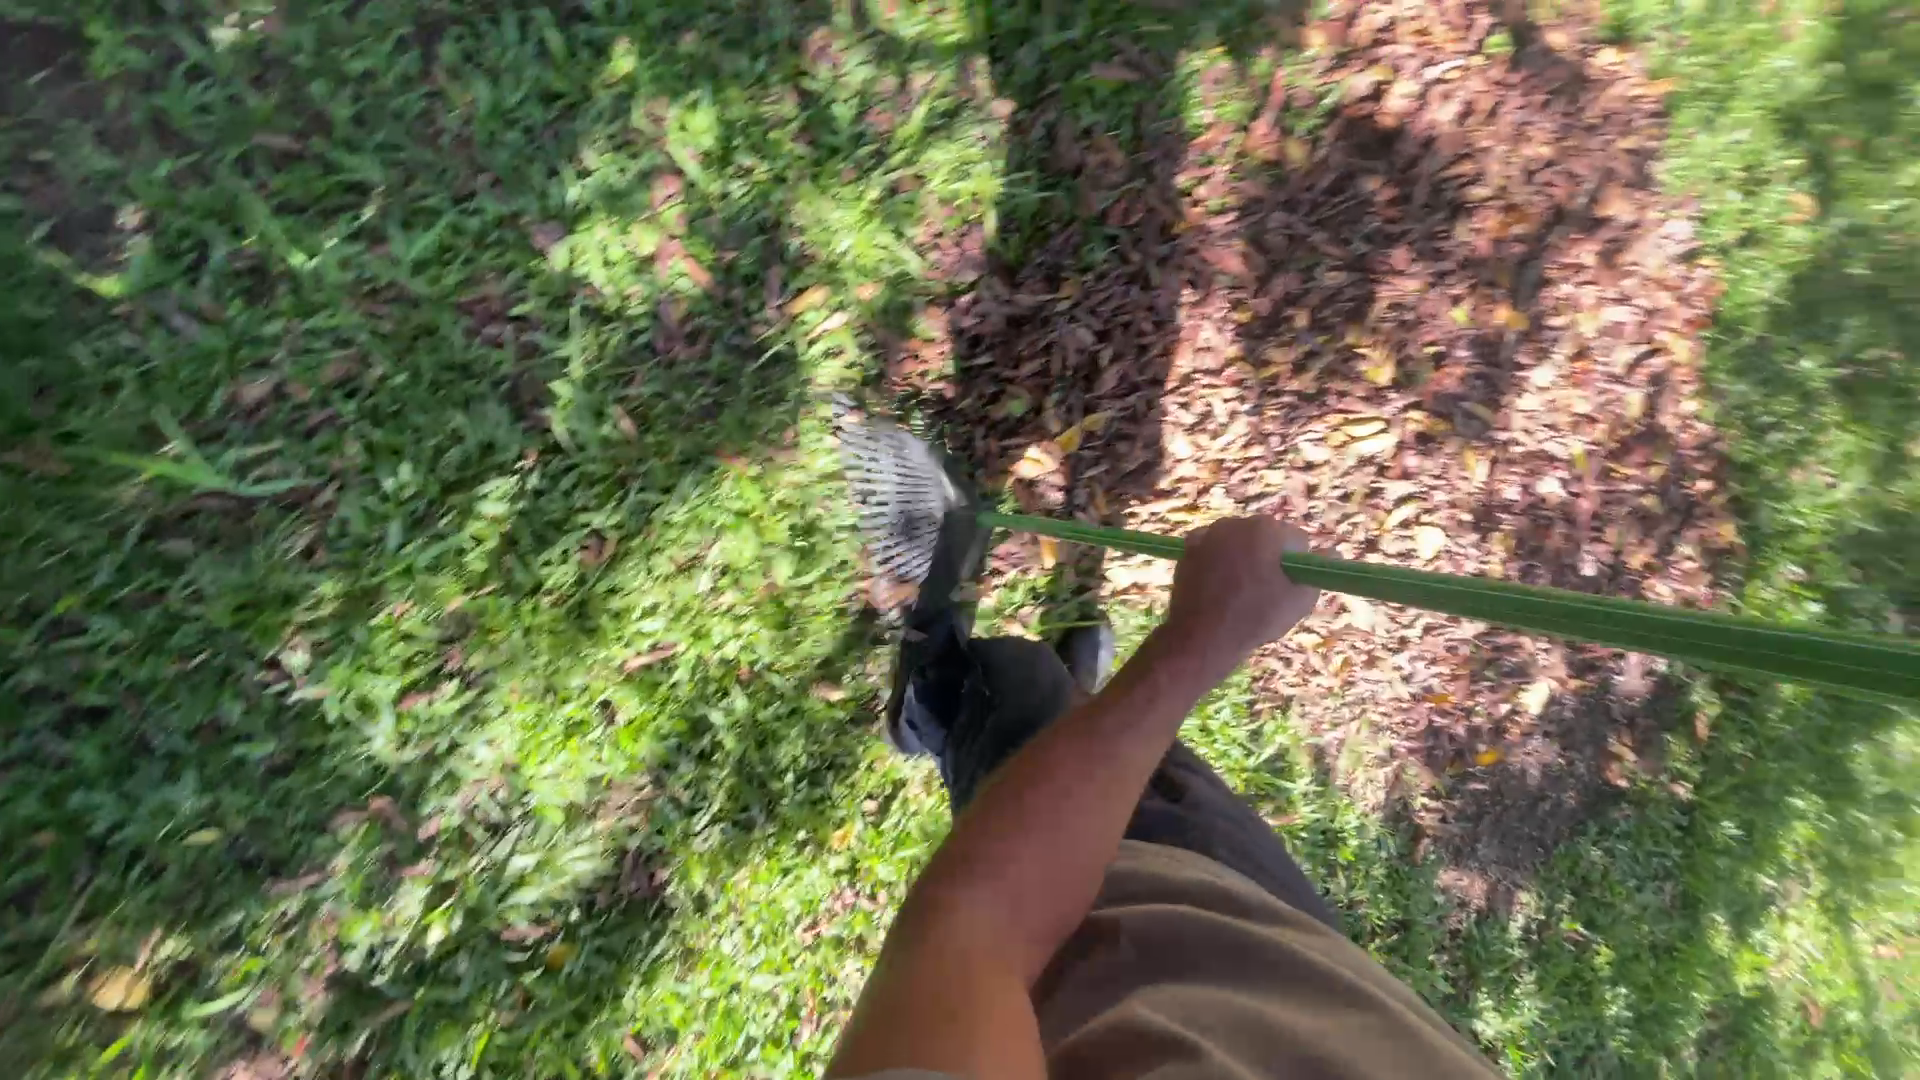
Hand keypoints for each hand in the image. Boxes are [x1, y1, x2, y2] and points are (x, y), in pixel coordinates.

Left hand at [1164, 516, 1319, 673]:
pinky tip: (1218, 585)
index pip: (1295, 540)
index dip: (1296, 565)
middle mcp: (1235, 523)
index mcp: (1266, 529)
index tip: (1287, 585)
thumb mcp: (1300, 599)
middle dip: (1268, 557)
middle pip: (1264, 537)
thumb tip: (1333, 553)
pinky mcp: (1187, 548)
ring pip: (1237, 542)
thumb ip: (1319, 572)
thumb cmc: (1255, 616)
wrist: (1202, 635)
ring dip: (1242, 558)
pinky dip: (1218, 561)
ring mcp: (1207, 533)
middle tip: (1264, 590)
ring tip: (1239, 591)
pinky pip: (1213, 550)